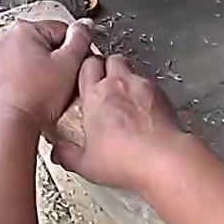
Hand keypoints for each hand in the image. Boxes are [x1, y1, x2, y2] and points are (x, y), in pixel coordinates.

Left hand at [0, 19, 91, 131]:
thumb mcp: (69, 64)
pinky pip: (6, 60)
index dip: (75, 49)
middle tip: (60, 77)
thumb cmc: (38, 96)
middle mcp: (5, 36)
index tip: (77, 65)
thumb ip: (80, 39)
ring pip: (25, 50)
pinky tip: (24, 76)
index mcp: (25, 29)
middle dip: (54, 55)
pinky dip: (16, 66)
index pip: (62, 30)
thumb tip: (84, 24)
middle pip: (43, 39)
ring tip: (43, 81)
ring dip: (35, 60)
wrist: (12, 121)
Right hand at [51, 54, 192, 192]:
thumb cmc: (125, 160)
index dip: (87, 70)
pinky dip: (146, 91)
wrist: (164, 160)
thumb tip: (59, 151)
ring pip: (133, 69)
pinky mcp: (163, 94)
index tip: (85, 80)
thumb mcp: (86, 164)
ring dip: (128, 78)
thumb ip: (67, 154)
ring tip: (127, 98)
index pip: (87, 65)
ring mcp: (144, 87)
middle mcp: (119, 85)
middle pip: (111, 59)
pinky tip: (146, 109)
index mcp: (95, 96)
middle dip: (108, 68)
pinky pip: (151, 83)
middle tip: (106, 85)